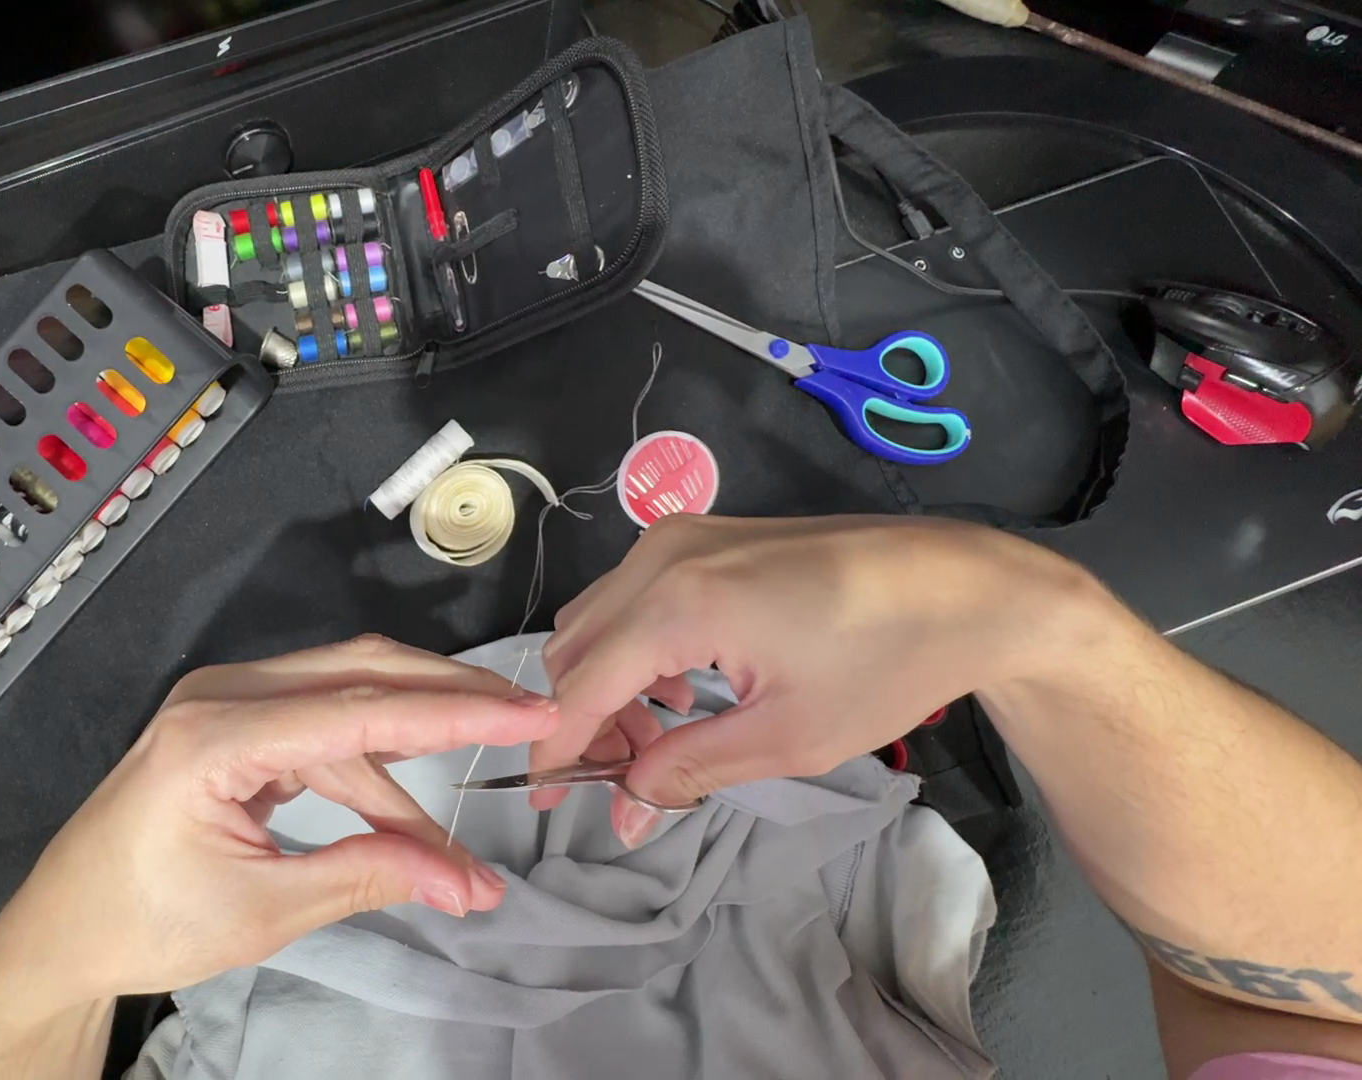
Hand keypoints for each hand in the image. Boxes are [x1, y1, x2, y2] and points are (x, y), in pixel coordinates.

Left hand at [0, 636, 559, 1038]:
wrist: (60, 927)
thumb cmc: (144, 923)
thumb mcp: (261, 910)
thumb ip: (366, 875)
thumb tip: (467, 881)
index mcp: (216, 733)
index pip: (359, 709)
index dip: (452, 712)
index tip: (526, 714)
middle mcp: (225, 692)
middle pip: (361, 671)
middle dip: (449, 693)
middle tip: (526, 712)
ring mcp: (229, 698)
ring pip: (349, 695)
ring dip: (415, 741)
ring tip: (482, 781)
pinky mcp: (238, 718)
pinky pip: (323, 722)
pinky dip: (374, 761)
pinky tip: (411, 800)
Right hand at [534, 514, 1099, 844]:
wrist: (964, 586)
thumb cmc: (884, 665)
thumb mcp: (788, 737)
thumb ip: (687, 769)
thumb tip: (625, 809)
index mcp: (678, 603)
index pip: (580, 684)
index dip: (556, 745)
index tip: (544, 795)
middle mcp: (657, 557)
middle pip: (573, 647)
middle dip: (583, 717)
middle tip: (623, 771)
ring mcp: (671, 538)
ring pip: (592, 619)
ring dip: (603, 682)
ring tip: (658, 731)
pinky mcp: (690, 535)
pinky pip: (625, 597)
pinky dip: (629, 647)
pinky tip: (678, 681)